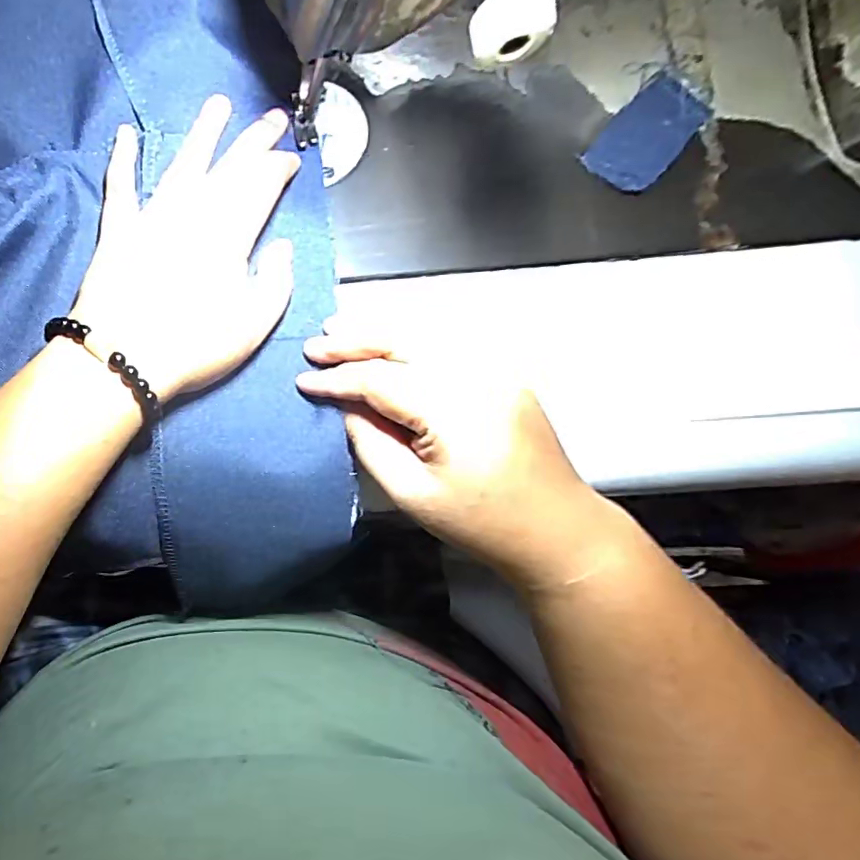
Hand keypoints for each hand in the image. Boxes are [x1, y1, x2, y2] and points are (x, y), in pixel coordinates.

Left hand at [68, 94, 301, 400]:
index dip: (278, 168)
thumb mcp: (253, 325)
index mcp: (230, 235)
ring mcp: (153, 217)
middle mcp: (193, 214)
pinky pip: (120, 186)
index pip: (261, 187)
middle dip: (254, 140)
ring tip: (218, 105)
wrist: (123, 358)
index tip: (290, 159)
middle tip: (272, 118)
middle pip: (230, 167)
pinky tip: (124, 136)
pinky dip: (122, 159)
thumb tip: (281, 248)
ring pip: (182, 163)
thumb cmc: (193, 347)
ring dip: (203, 134)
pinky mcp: (118, 230)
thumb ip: (275, 282)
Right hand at [295, 324, 637, 591]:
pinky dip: (414, 337)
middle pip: (403, 341)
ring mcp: (495, 371)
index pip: (380, 379)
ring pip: (427, 334)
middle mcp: (475, 377)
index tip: (304, 381)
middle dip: (355, 339)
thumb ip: (371, 444)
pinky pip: (450, 343)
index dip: (337, 379)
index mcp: (451, 409)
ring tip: (342, 331)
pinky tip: (391, 341)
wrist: (555, 528)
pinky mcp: (504, 376)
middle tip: (315, 345)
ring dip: (382, 331)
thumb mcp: (412, 494)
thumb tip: (347, 407)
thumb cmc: (480, 522)